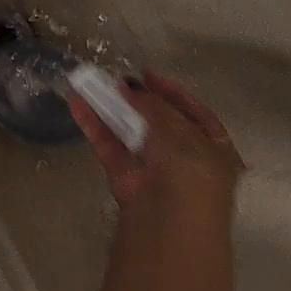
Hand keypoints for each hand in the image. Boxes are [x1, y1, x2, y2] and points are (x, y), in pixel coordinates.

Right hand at [71, 71, 243, 216]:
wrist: (167, 216)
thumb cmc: (189, 173)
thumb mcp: (180, 133)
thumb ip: (155, 107)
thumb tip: (130, 86)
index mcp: (214, 150)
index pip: (198, 116)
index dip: (175, 94)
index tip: (148, 74)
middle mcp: (186, 157)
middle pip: (161, 121)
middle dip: (139, 100)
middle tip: (116, 80)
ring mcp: (153, 164)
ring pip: (131, 130)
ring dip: (111, 108)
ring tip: (91, 85)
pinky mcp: (124, 171)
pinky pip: (108, 142)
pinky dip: (92, 122)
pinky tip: (76, 102)